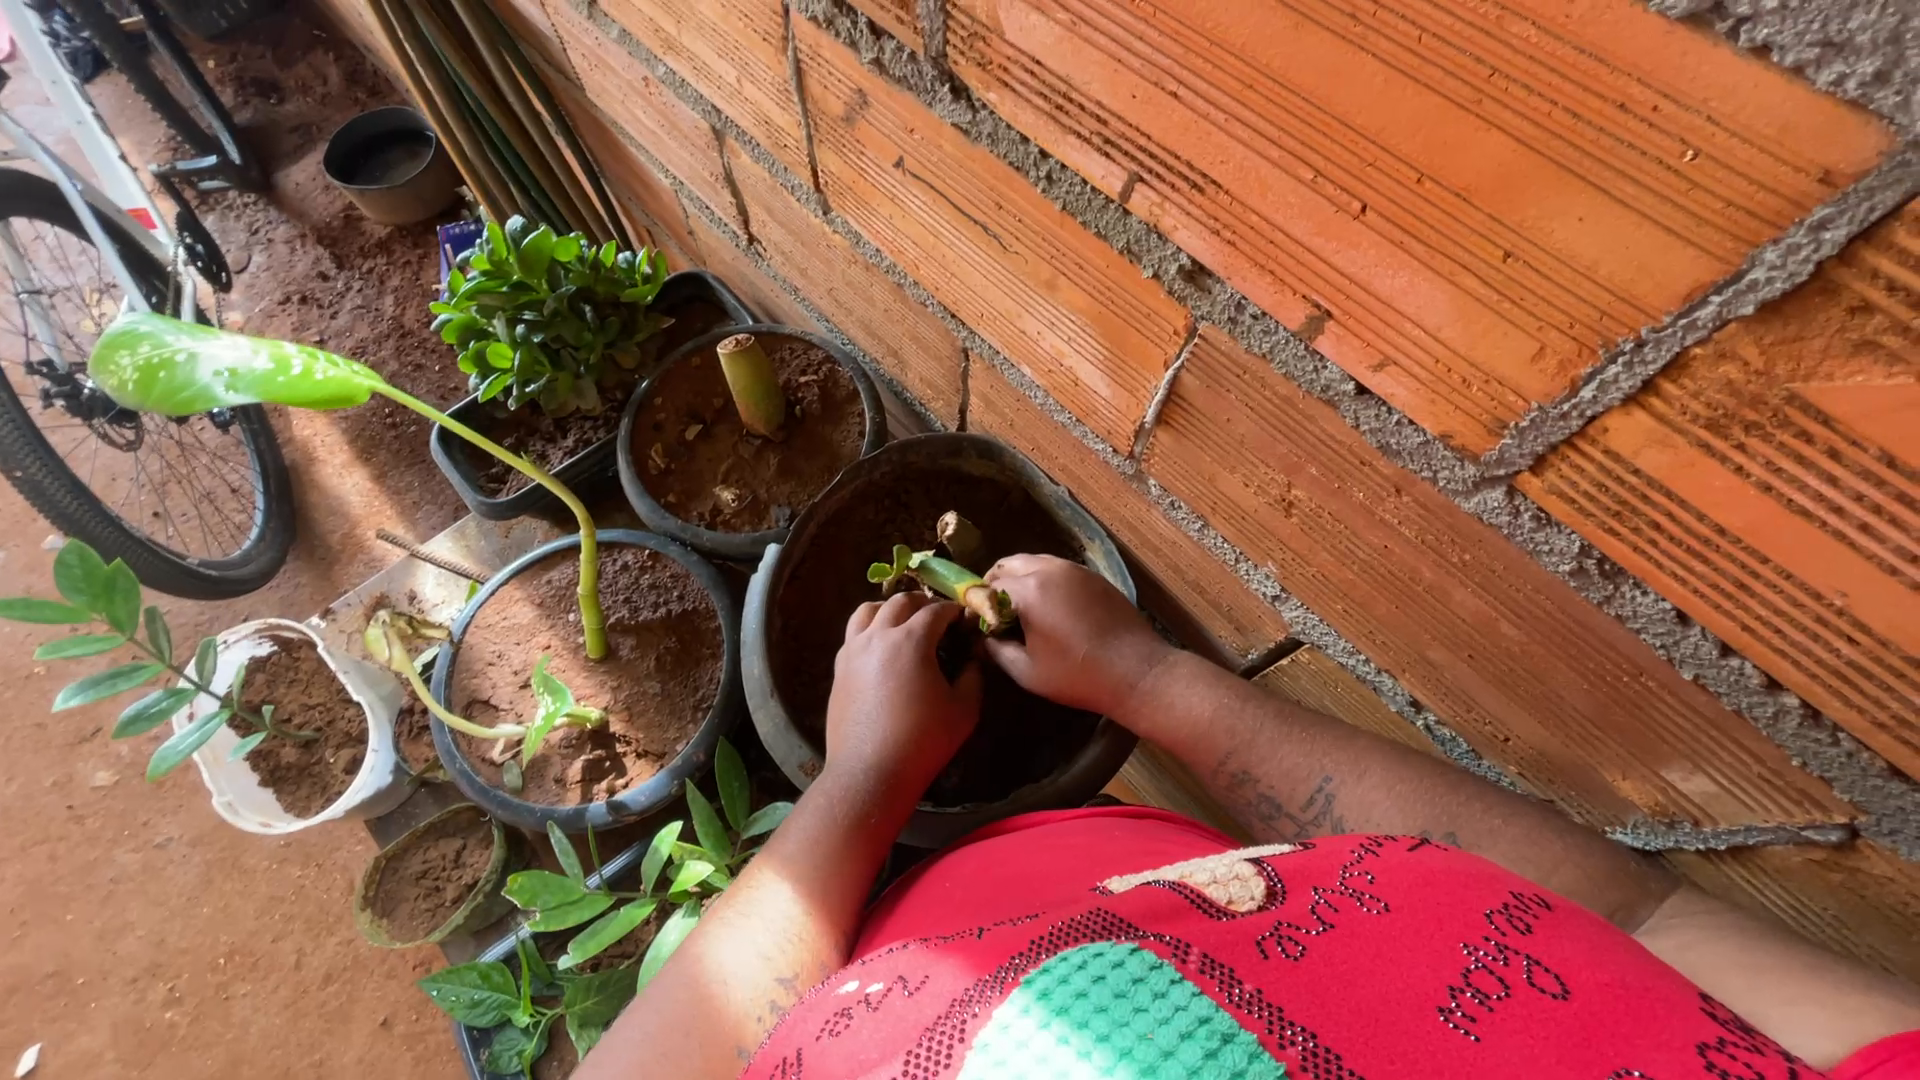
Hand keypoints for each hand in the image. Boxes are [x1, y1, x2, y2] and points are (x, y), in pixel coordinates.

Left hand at [825, 592, 982, 797]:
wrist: (869, 772)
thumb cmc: (922, 741)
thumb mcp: (964, 709)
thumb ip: (973, 675)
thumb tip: (973, 657)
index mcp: (910, 640)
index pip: (936, 610)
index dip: (954, 611)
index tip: (965, 619)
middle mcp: (878, 636)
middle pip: (900, 601)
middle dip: (923, 603)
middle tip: (938, 616)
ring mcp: (853, 650)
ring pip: (868, 610)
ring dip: (890, 609)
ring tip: (904, 623)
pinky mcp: (839, 668)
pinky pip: (854, 634)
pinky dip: (870, 629)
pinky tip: (882, 648)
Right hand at [984, 554, 1174, 717]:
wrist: (1136, 672)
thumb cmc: (1078, 676)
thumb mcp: (1027, 672)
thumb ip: (996, 650)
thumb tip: (981, 638)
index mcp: (1029, 590)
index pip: (988, 587)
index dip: (977, 605)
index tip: (976, 624)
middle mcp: (1049, 569)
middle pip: (1008, 564)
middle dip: (995, 584)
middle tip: (994, 612)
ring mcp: (1075, 570)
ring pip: (1034, 562)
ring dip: (1019, 579)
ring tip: (1020, 609)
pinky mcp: (1093, 576)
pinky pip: (1057, 569)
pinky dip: (1043, 580)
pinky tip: (1049, 608)